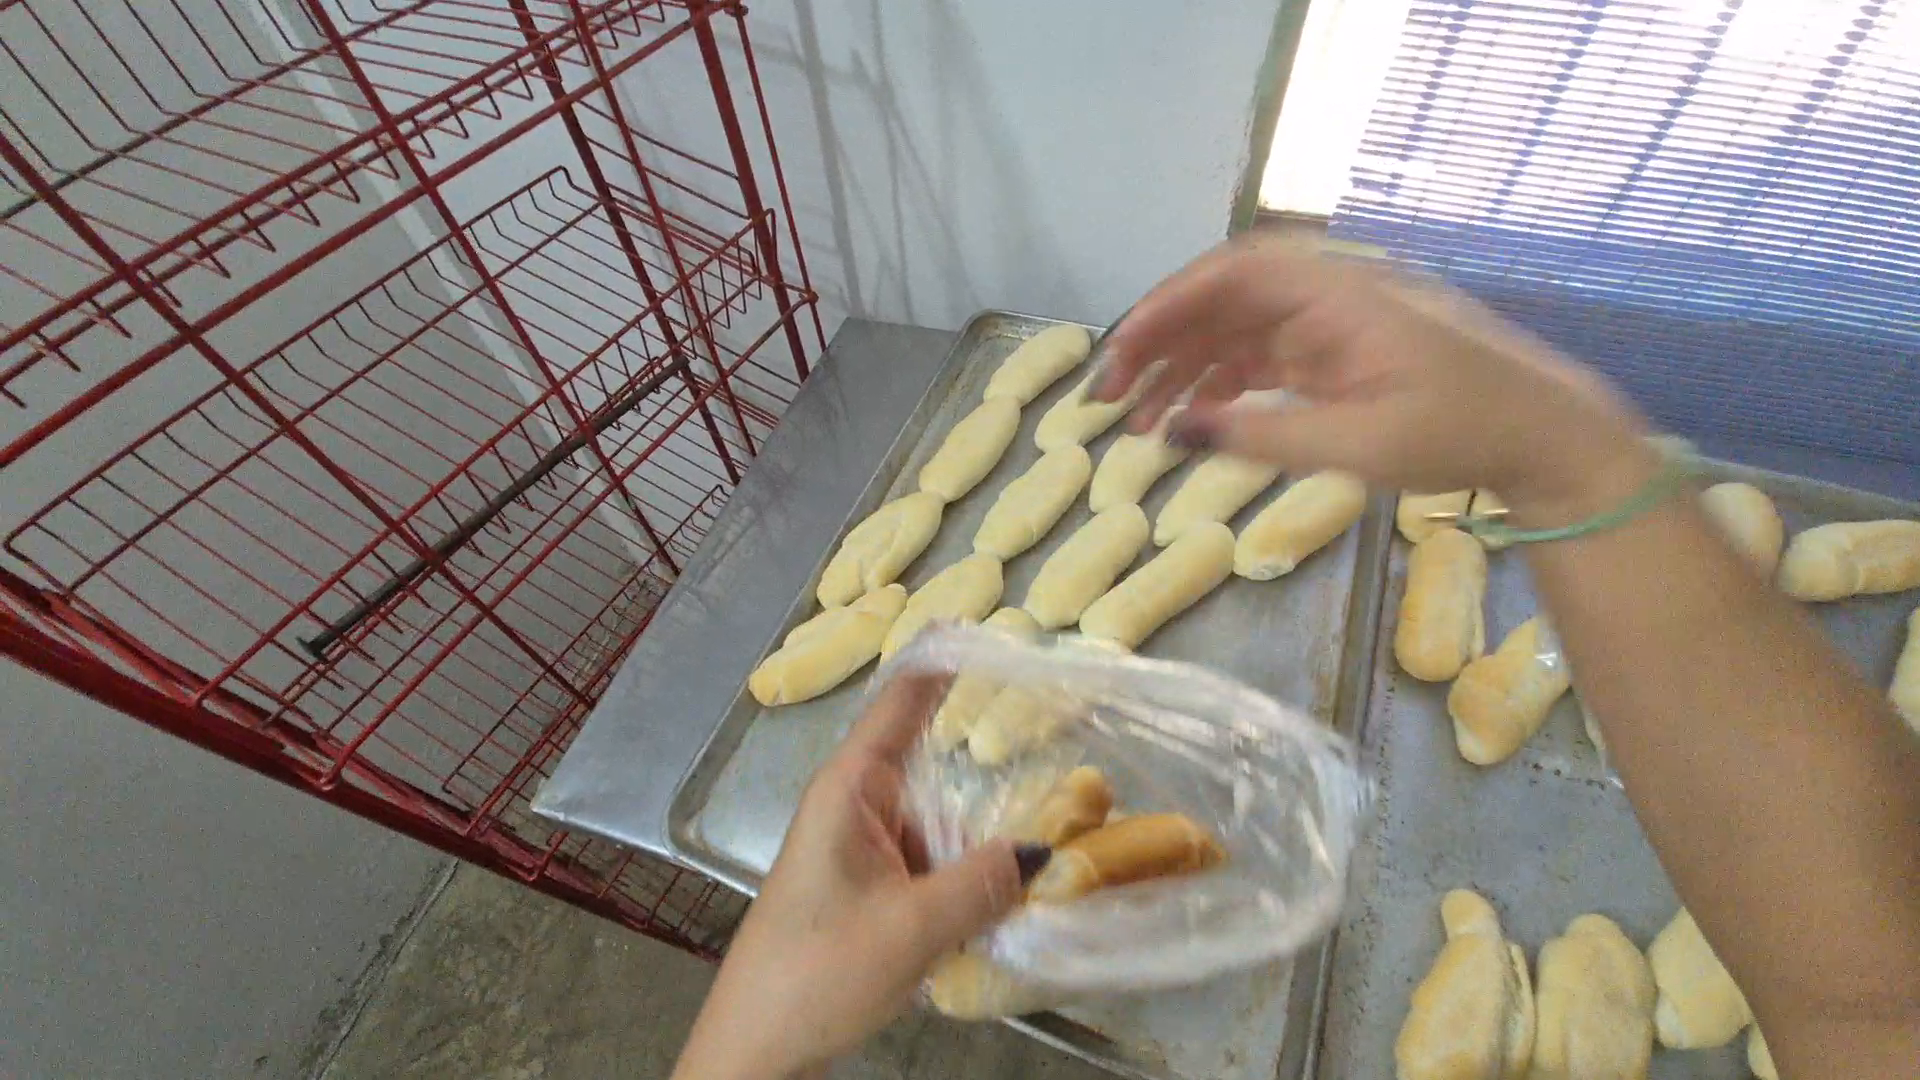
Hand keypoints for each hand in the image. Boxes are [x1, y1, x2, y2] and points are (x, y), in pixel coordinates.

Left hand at [672, 673, 1027, 1079]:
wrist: (755, 1050)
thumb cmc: (815, 972)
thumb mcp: (909, 929)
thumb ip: (980, 884)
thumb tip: (1043, 848)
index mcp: (851, 786)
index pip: (901, 699)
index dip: (941, 658)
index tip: (983, 625)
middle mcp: (856, 799)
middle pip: (925, 747)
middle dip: (979, 730)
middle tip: (1046, 707)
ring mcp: (864, 839)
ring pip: (935, 804)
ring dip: (980, 806)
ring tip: (1052, 790)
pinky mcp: (871, 877)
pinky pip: (929, 846)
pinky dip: (966, 850)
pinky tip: (1009, 863)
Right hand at [1096, 235, 1654, 521]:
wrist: (1536, 438)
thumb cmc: (1457, 432)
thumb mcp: (1354, 444)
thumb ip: (1257, 435)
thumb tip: (1173, 431)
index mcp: (1336, 296)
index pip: (1234, 273)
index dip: (1168, 303)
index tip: (1122, 348)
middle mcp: (1320, 297)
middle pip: (1216, 301)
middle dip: (1155, 342)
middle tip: (1107, 393)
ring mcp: (1319, 326)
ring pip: (1225, 332)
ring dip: (1175, 370)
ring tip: (1135, 421)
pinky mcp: (1321, 355)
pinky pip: (1247, 360)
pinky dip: (1210, 387)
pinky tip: (1186, 420)